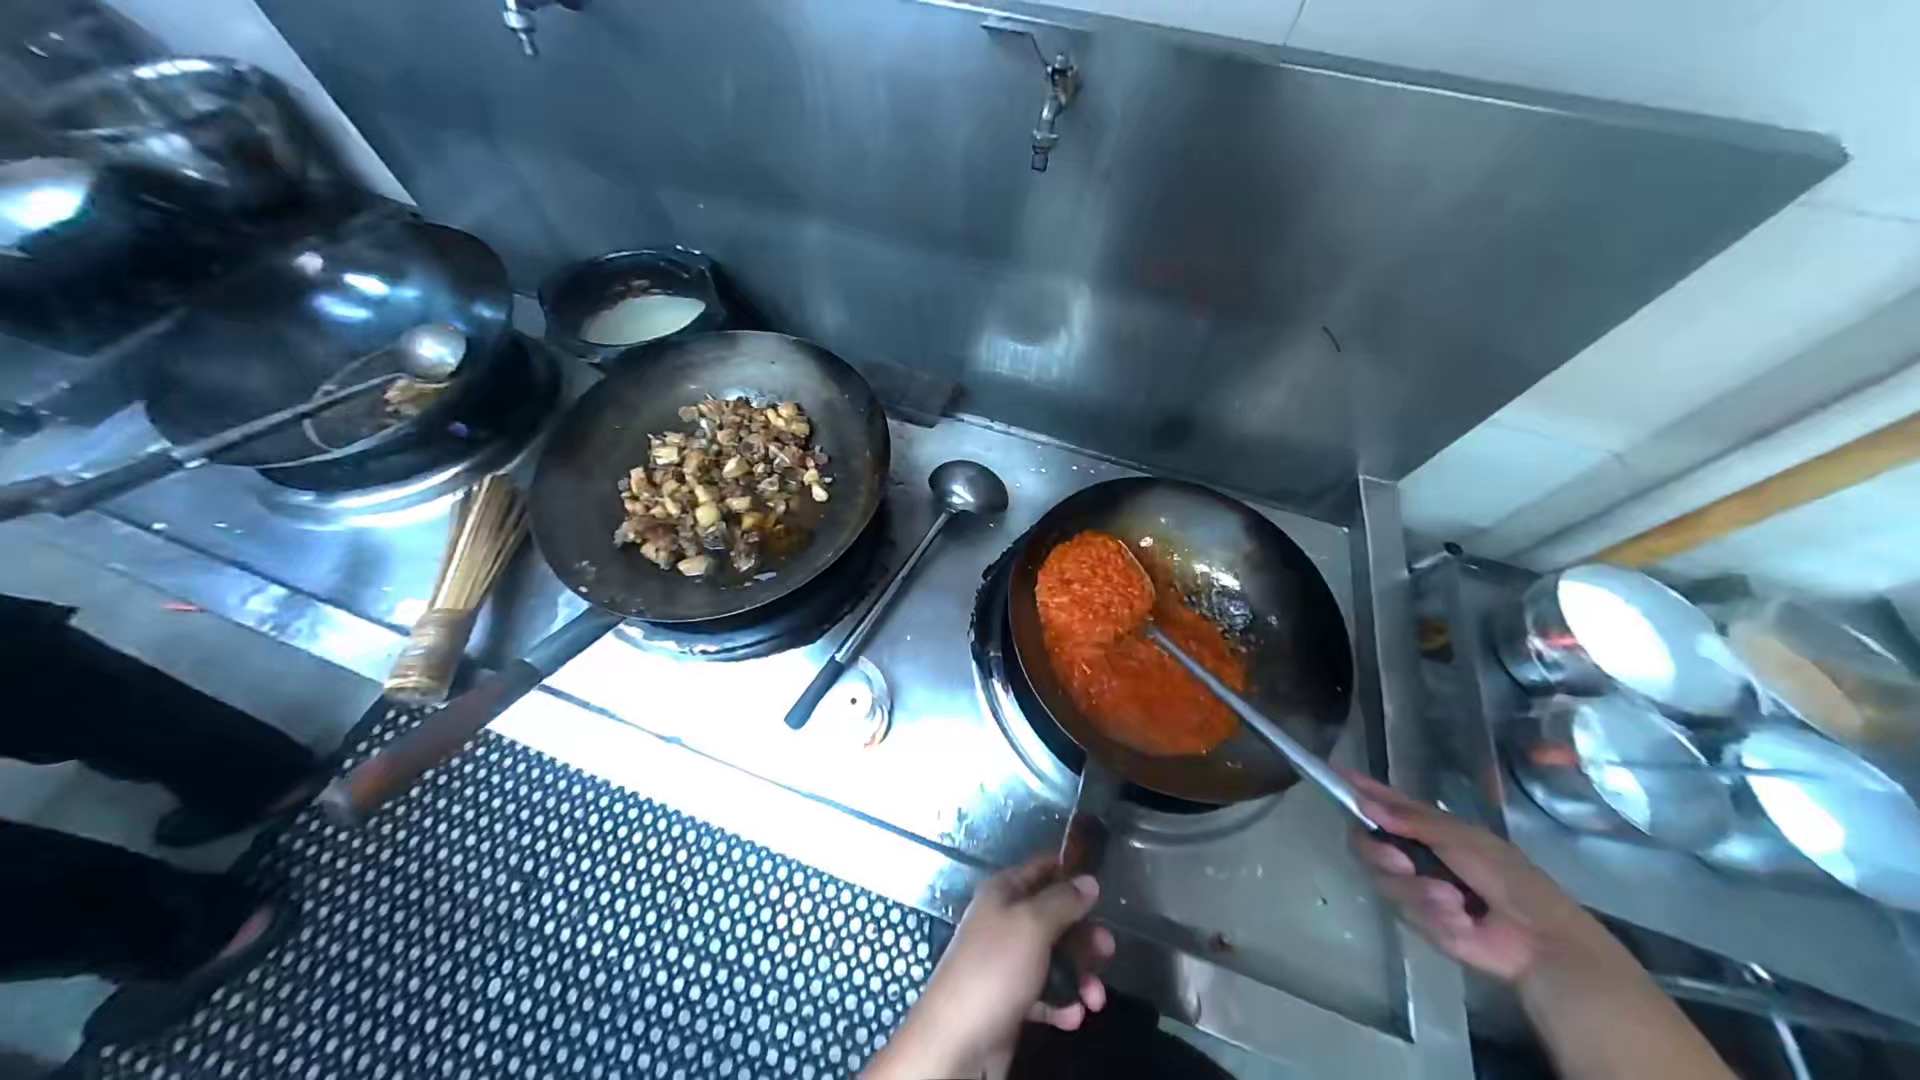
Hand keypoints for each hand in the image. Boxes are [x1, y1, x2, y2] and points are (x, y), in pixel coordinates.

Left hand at [862, 856, 1114, 1079]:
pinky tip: (1073, 1016)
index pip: (1043, 869)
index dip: (1071, 875)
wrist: (957, 1040)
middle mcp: (1005, 921)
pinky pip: (1045, 993)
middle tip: (1107, 951)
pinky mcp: (1011, 999)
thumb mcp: (1032, 924)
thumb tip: (1089, 879)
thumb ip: (1063, 901)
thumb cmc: (995, 968)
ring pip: (1055, 958)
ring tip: (1095, 998)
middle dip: (1084, 936)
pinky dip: (1062, 1003)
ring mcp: (1008, 962)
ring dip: (1079, 976)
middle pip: (1055, 918)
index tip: (1102, 889)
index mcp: (1004, 893)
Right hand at [1346, 772, 1611, 983]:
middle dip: (1376, 851)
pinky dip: (1433, 914)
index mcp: (1425, 827)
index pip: (1382, 802)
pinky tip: (1460, 919)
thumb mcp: (1462, 837)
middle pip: (1365, 841)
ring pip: (1381, 877)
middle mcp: (1411, 852)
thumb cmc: (1509, 878)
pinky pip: (1403, 910)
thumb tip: (1363, 802)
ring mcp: (1412, 886)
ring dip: (1415, 889)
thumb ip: (1412, 819)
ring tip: (1449, 900)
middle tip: (1398, 860)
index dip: (1358, 789)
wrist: (1540, 940)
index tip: (1334, 774)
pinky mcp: (1417, 920)